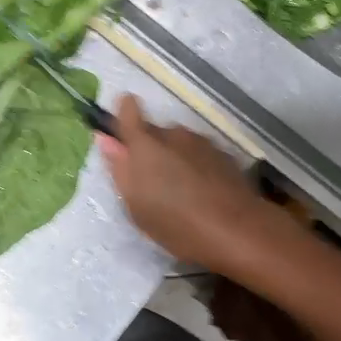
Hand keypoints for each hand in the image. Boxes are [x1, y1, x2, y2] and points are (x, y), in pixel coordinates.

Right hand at [98, 95, 292, 271]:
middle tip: (150, 182)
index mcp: (144, 145)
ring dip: (175, 159)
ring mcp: (202, 142)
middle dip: (150, 149)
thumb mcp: (136, 205)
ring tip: (179, 191)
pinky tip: (201, 193)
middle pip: (155, 132)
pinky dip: (196, 167)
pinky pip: (200, 155)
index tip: (121, 127)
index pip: (128, 112)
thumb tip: (105, 139)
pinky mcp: (224, 155)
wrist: (235, 229)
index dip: (123, 113)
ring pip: (179, 144)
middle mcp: (173, 134)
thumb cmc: (175, 222)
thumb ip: (120, 168)